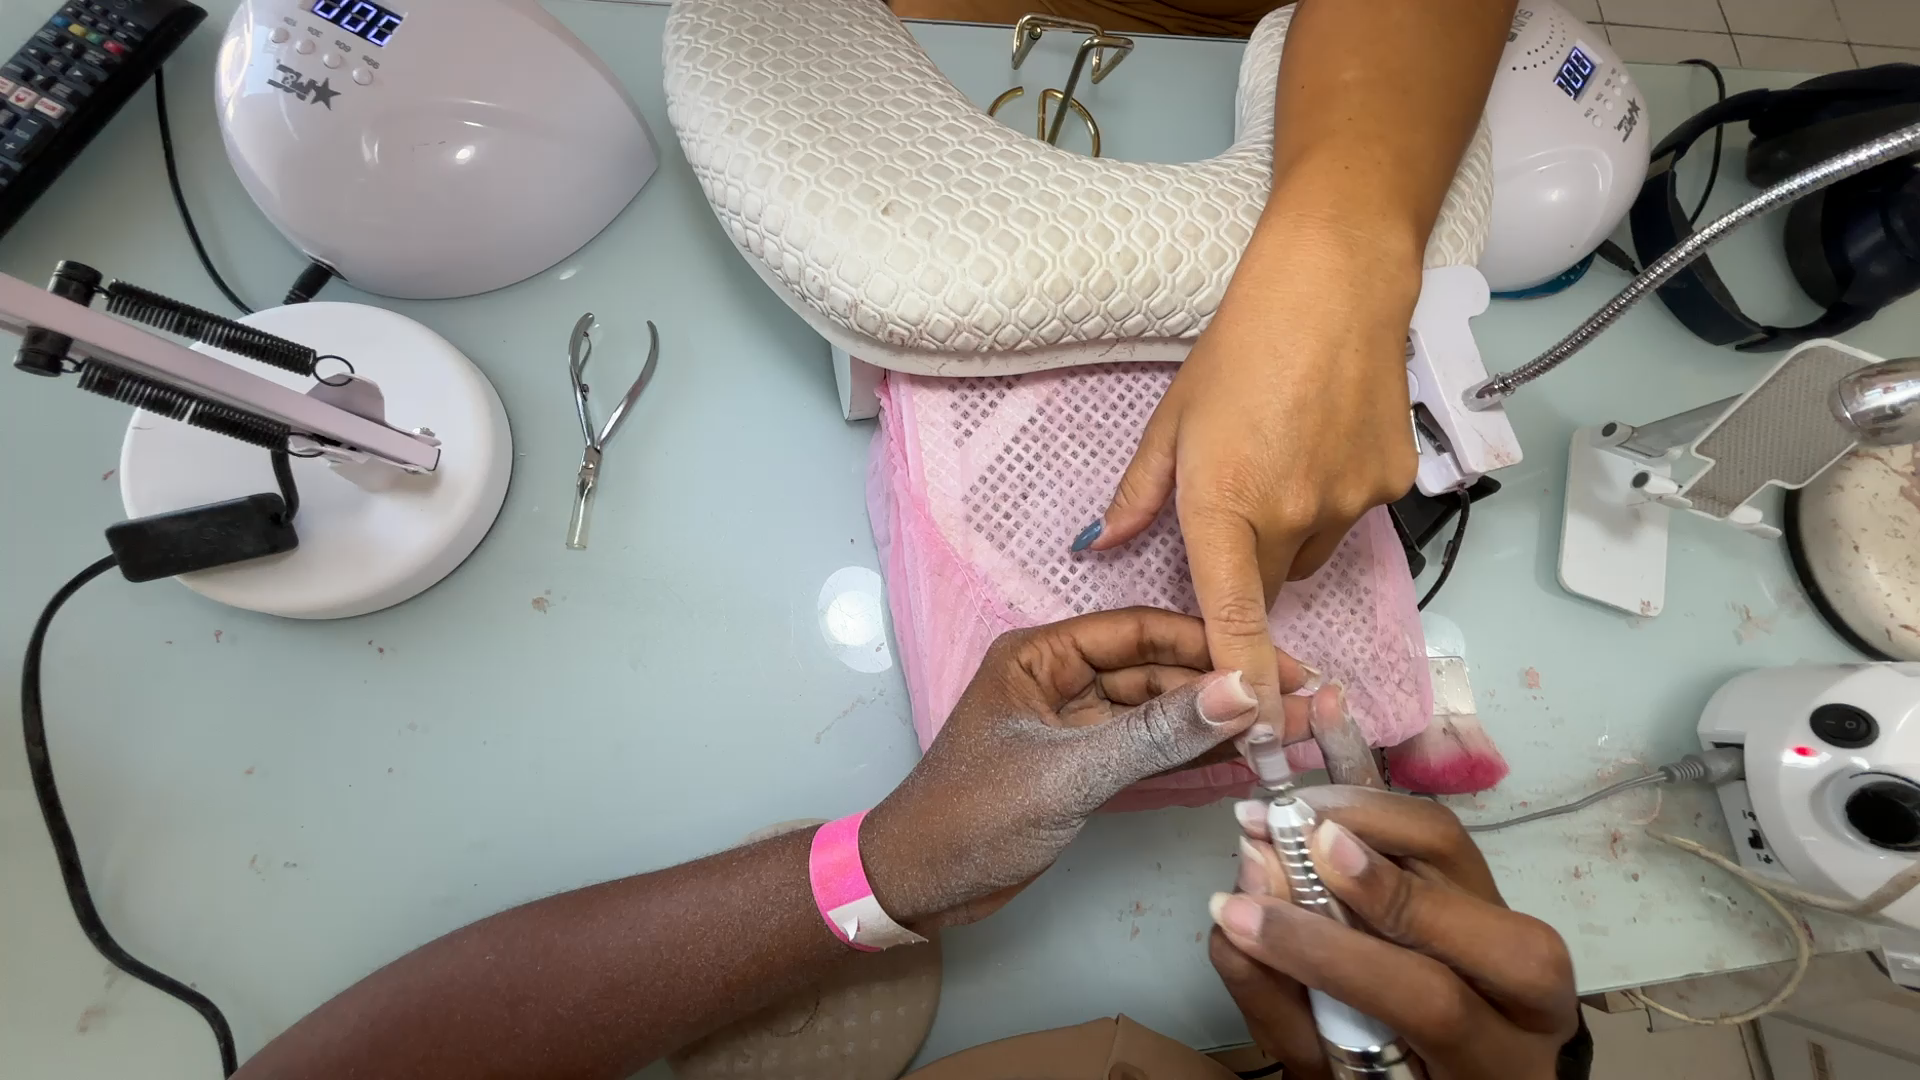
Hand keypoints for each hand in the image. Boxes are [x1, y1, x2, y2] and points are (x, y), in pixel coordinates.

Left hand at [860, 608, 1260, 927]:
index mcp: (1041, 654)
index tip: (1277, 660)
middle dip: (1219, 685)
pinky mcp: (1083, 760)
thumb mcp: (1069, 773)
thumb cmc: (977, 817)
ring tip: (1285, 730)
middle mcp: (1059, 676)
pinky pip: (1143, 745)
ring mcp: (1073, 719)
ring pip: (1153, 708)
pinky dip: (1186, 752)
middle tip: (1298, 702)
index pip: (1138, 631)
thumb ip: (1155, 733)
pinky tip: (1240, 756)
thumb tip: (1242, 690)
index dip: (1208, 642)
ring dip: (1211, 720)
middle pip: (1153, 668)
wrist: (920, 884)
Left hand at [1080, 216, 1422, 736]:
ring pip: (1308, 553)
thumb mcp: (1170, 422)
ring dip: (1288, 534)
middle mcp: (1296, 517)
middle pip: (1264, 583)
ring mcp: (1355, 502)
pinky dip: (1331, 503)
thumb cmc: (1234, 352)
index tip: (1246, 724)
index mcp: (1226, 505)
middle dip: (1244, 566)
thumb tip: (1102, 547)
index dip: (1237, 674)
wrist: (1334, 288)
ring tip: (1280, 461)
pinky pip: (1351, 520)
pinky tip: (1322, 446)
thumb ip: (1138, 497)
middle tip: (1236, 502)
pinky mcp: (1398, 484)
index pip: (1231, 614)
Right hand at [1209, 786, 1576, 1079]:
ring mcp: (1512, 929)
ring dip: (1365, 817)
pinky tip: (1308, 809)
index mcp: (1490, 1071)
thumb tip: (1232, 904)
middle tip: (1282, 839)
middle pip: (1495, 935)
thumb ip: (1271, 993)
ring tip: (1283, 812)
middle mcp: (1533, 1006)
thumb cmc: (1367, 1068)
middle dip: (1380, 882)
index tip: (1248, 914)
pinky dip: (1365, 807)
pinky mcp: (1479, 880)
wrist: (1429, 1052)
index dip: (1342, 953)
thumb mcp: (1315, 1061)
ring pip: (1458, 851)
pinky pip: (1431, 827)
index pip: (1435, 1006)